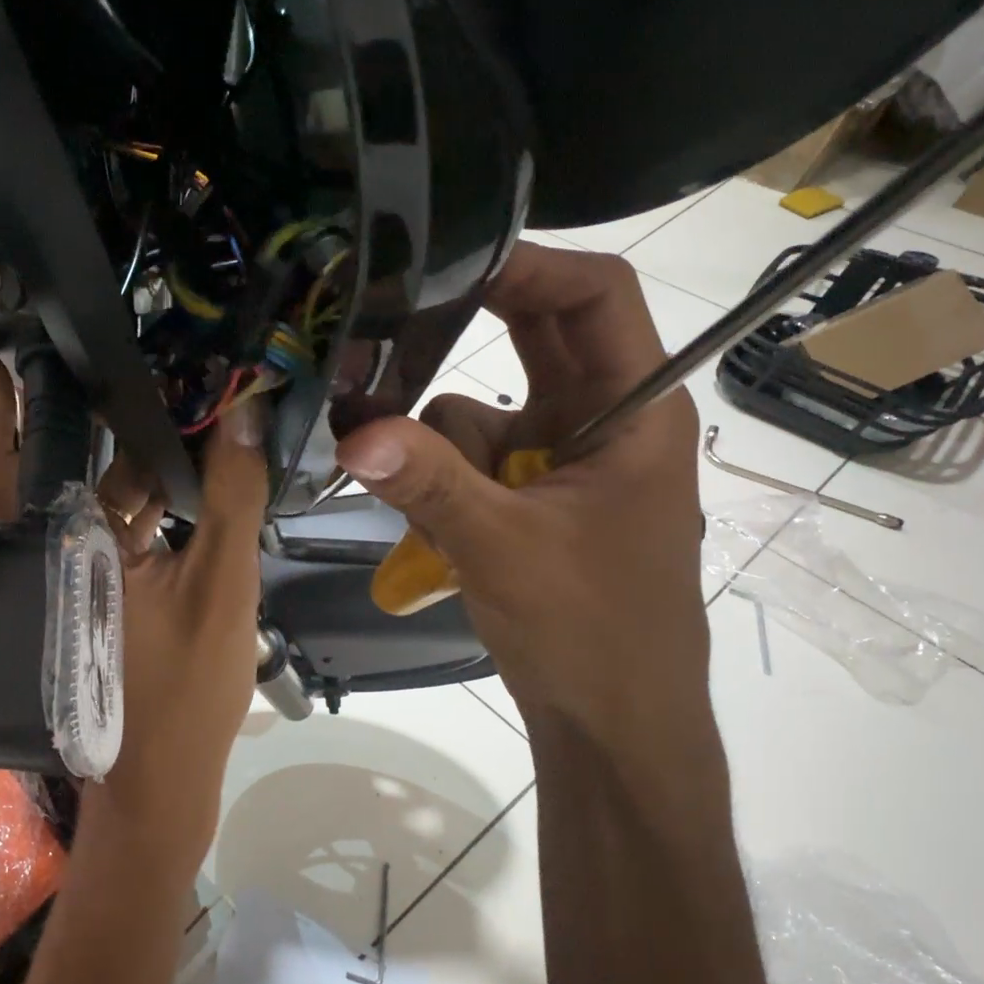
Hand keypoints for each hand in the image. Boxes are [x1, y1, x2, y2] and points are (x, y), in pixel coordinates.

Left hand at [0, 358, 268, 875]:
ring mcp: (66, 573)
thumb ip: (233, 496)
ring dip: (115, 448)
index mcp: (60, 543)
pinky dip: (131, 494)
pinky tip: (173, 461)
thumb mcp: (222, 589)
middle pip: (43, 462)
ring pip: (82, 492)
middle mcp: (47, 552)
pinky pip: (102, 524)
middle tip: (94, 342)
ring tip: (156, 385)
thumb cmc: (183, 695)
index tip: (4, 338)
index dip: (3, 395)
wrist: (157, 789)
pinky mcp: (88, 592)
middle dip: (66, 405)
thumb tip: (246, 411)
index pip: (18, 452)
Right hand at [335, 243, 707, 738]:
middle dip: (453, 337)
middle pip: (526, 339)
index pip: (596, 296)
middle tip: (376, 321)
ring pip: (471, 408)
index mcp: (633, 411)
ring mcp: (552, 457)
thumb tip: (350, 432)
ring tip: (389, 476)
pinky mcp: (516, 494)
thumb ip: (429, 481)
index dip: (527, 265)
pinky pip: (455, 458)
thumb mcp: (506, 548)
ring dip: (425, 438)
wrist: (610, 722)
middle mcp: (596, 418)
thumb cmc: (593, 632)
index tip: (439, 262)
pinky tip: (413, 521)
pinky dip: (423, 477)